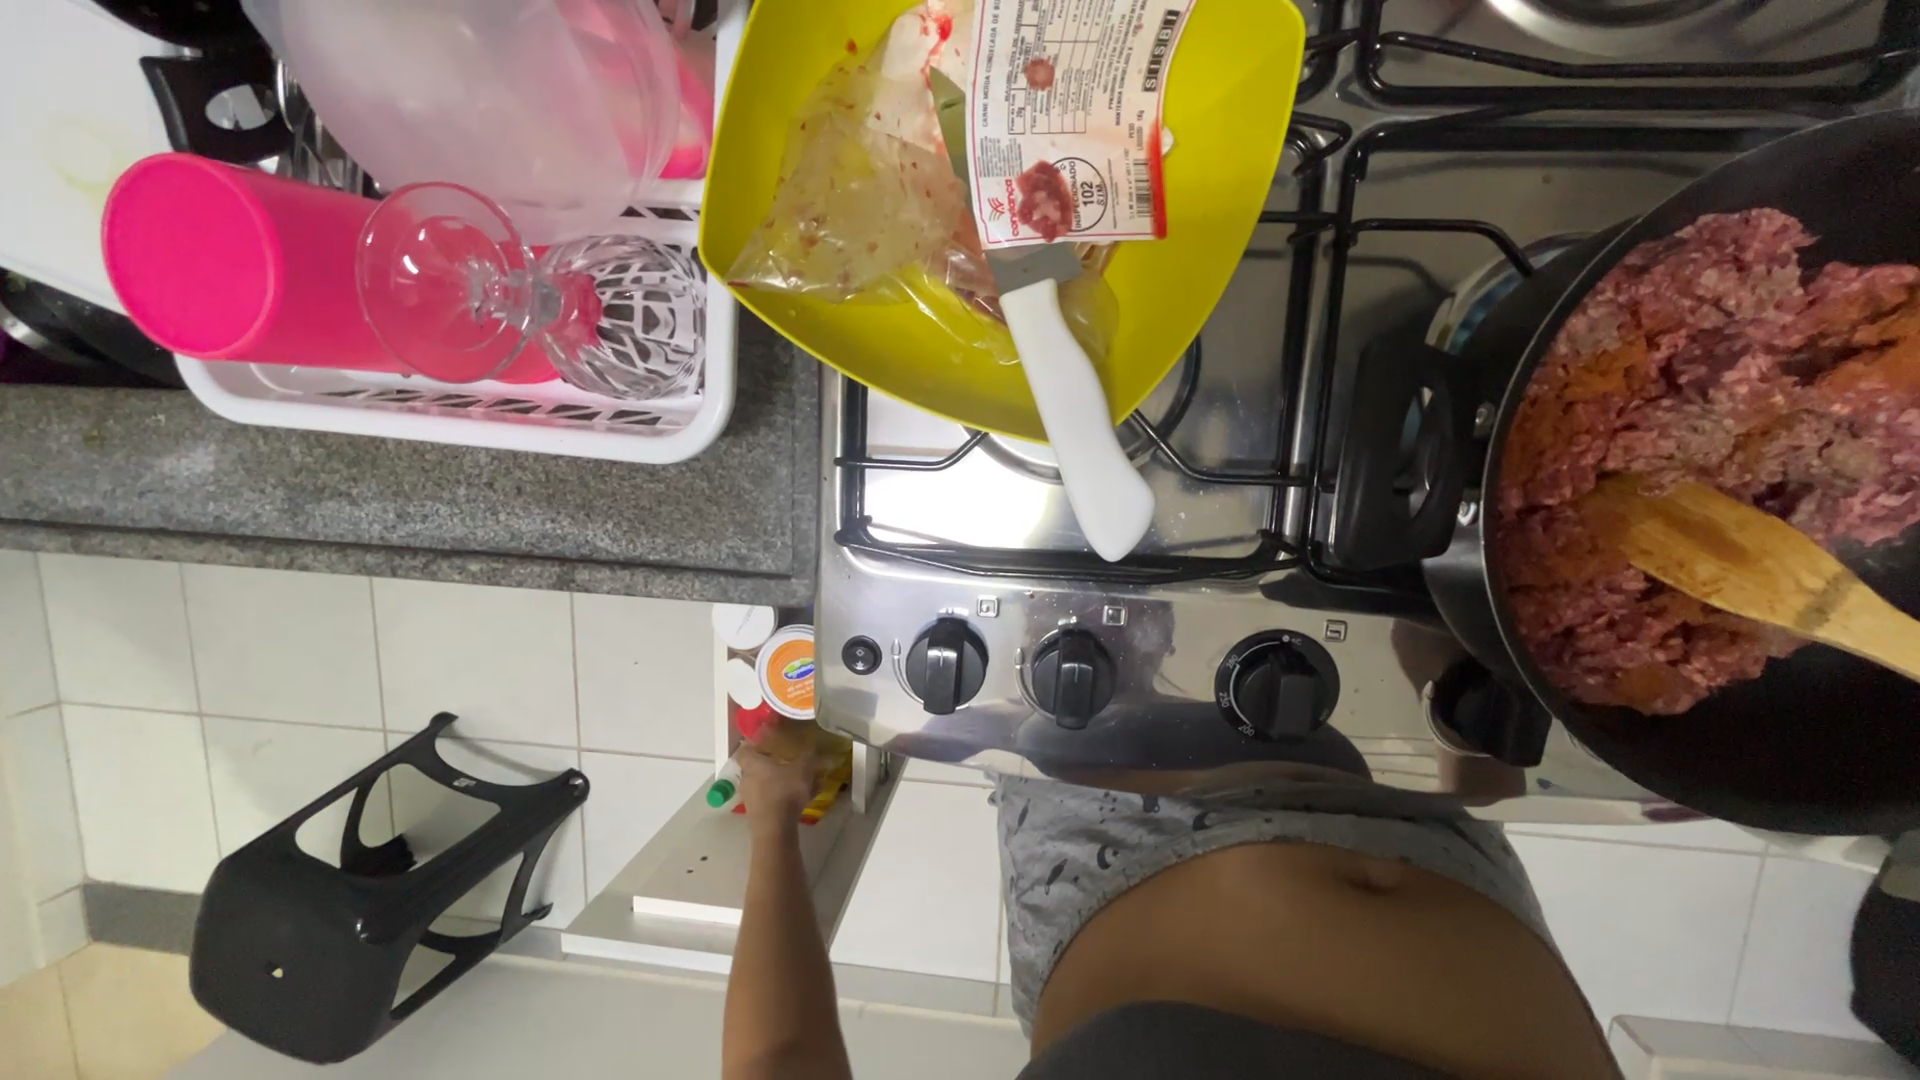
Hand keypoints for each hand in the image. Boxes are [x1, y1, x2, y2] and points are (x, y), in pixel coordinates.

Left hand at [739, 734, 818, 837]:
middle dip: (772, 764)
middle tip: (789, 761)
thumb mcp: (803, 768)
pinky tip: (802, 798)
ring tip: (801, 781)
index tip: (769, 743)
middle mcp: (746, 779)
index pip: (746, 749)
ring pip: (765, 784)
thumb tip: (812, 744)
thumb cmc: (785, 790)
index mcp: (752, 763)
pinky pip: (771, 798)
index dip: (755, 745)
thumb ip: (808, 755)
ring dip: (780, 781)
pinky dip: (783, 796)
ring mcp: (750, 798)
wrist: (775, 828)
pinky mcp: (757, 813)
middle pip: (756, 767)